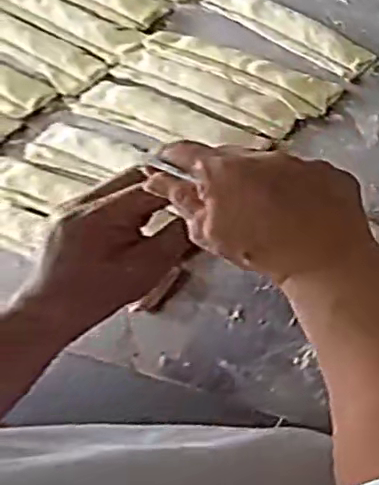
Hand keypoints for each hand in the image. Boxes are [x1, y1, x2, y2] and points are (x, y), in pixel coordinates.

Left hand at [9, 169, 194, 343]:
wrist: (54, 309)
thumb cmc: (104, 290)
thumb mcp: (156, 260)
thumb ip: (183, 230)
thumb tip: (209, 211)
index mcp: (98, 215)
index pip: (154, 186)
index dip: (189, 187)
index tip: (217, 193)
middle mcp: (79, 205)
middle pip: (135, 176)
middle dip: (172, 183)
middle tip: (204, 194)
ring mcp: (72, 209)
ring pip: (125, 183)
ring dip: (157, 191)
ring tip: (185, 203)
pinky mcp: (74, 216)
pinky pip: (115, 196)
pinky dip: (141, 200)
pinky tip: (159, 212)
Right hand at [142, 143, 378, 285]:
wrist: (327, 258)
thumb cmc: (262, 249)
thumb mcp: (207, 229)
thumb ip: (184, 200)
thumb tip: (163, 182)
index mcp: (225, 169)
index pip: (186, 151)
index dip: (175, 159)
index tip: (172, 165)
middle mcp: (268, 158)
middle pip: (235, 156)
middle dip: (226, 172)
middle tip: (228, 196)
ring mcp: (307, 164)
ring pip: (275, 163)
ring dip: (266, 177)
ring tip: (270, 206)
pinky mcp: (336, 174)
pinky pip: (310, 173)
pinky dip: (302, 184)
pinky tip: (303, 205)